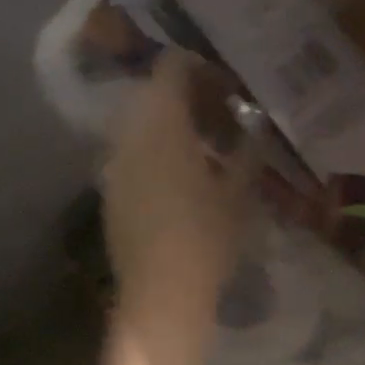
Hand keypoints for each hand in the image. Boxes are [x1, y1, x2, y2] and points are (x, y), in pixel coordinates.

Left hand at [103, 51, 250, 322]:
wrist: (161, 297)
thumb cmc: (206, 241)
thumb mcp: (240, 197)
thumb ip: (247, 154)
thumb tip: (254, 131)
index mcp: (162, 120)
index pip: (176, 67)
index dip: (205, 73)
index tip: (231, 96)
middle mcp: (129, 132)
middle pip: (156, 97)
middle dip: (190, 105)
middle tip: (223, 129)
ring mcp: (113, 165)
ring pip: (143, 131)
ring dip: (172, 136)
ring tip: (205, 163)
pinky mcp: (110, 197)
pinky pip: (134, 162)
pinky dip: (157, 163)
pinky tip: (182, 192)